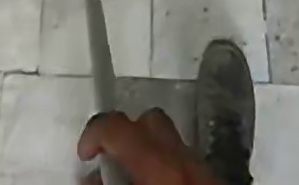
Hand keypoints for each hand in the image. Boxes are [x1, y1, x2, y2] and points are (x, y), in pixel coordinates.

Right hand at [78, 109, 220, 184]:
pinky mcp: (214, 177)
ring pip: (170, 139)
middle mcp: (184, 158)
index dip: (94, 131)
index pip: (119, 126)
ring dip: (145, 150)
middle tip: (108, 164)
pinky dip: (165, 165)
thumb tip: (88, 179)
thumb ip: (107, 184)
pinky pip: (183, 158)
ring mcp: (203, 167)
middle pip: (150, 121)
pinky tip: (154, 182)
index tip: (84, 151)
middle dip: (125, 135)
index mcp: (160, 165)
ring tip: (129, 175)